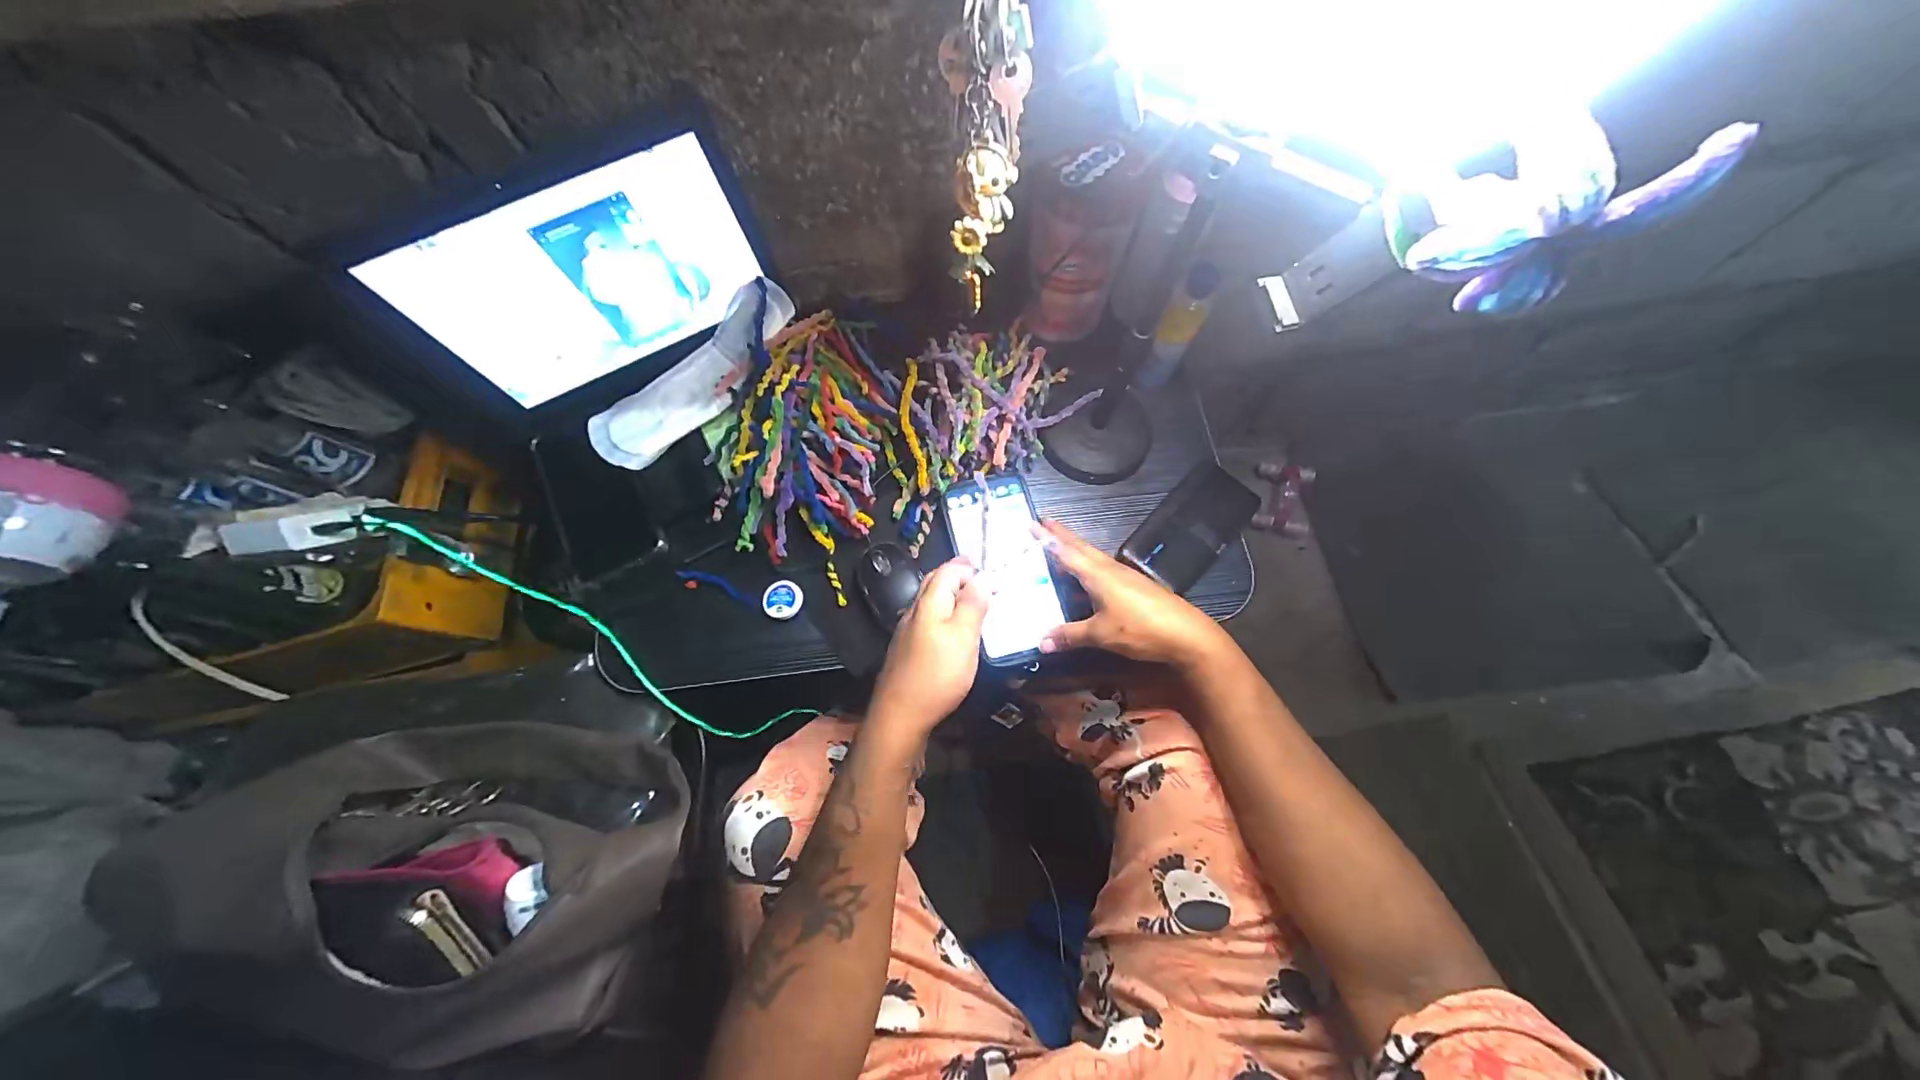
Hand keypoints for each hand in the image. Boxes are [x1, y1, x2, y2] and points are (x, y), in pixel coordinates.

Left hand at [868, 558, 990, 743]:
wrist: (899, 715)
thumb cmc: (937, 675)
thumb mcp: (964, 637)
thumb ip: (973, 604)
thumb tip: (983, 576)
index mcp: (929, 603)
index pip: (948, 571)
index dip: (970, 567)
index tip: (992, 572)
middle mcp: (914, 611)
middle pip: (936, 582)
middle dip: (959, 575)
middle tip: (982, 578)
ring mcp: (907, 631)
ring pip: (931, 601)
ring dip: (952, 594)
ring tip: (973, 600)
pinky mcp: (907, 649)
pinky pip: (928, 619)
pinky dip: (944, 613)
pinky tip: (953, 627)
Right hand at [1035, 519, 1235, 668]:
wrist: (1187, 634)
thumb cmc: (1140, 628)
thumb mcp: (1101, 634)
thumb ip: (1070, 635)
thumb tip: (1041, 642)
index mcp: (1098, 574)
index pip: (1066, 552)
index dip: (1048, 539)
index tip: (1033, 523)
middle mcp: (1110, 570)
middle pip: (1081, 548)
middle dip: (1061, 536)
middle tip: (1044, 523)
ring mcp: (1124, 577)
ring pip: (1093, 558)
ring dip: (1075, 551)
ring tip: (1058, 548)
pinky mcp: (1135, 588)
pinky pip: (1103, 571)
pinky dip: (1087, 568)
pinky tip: (1085, 578)